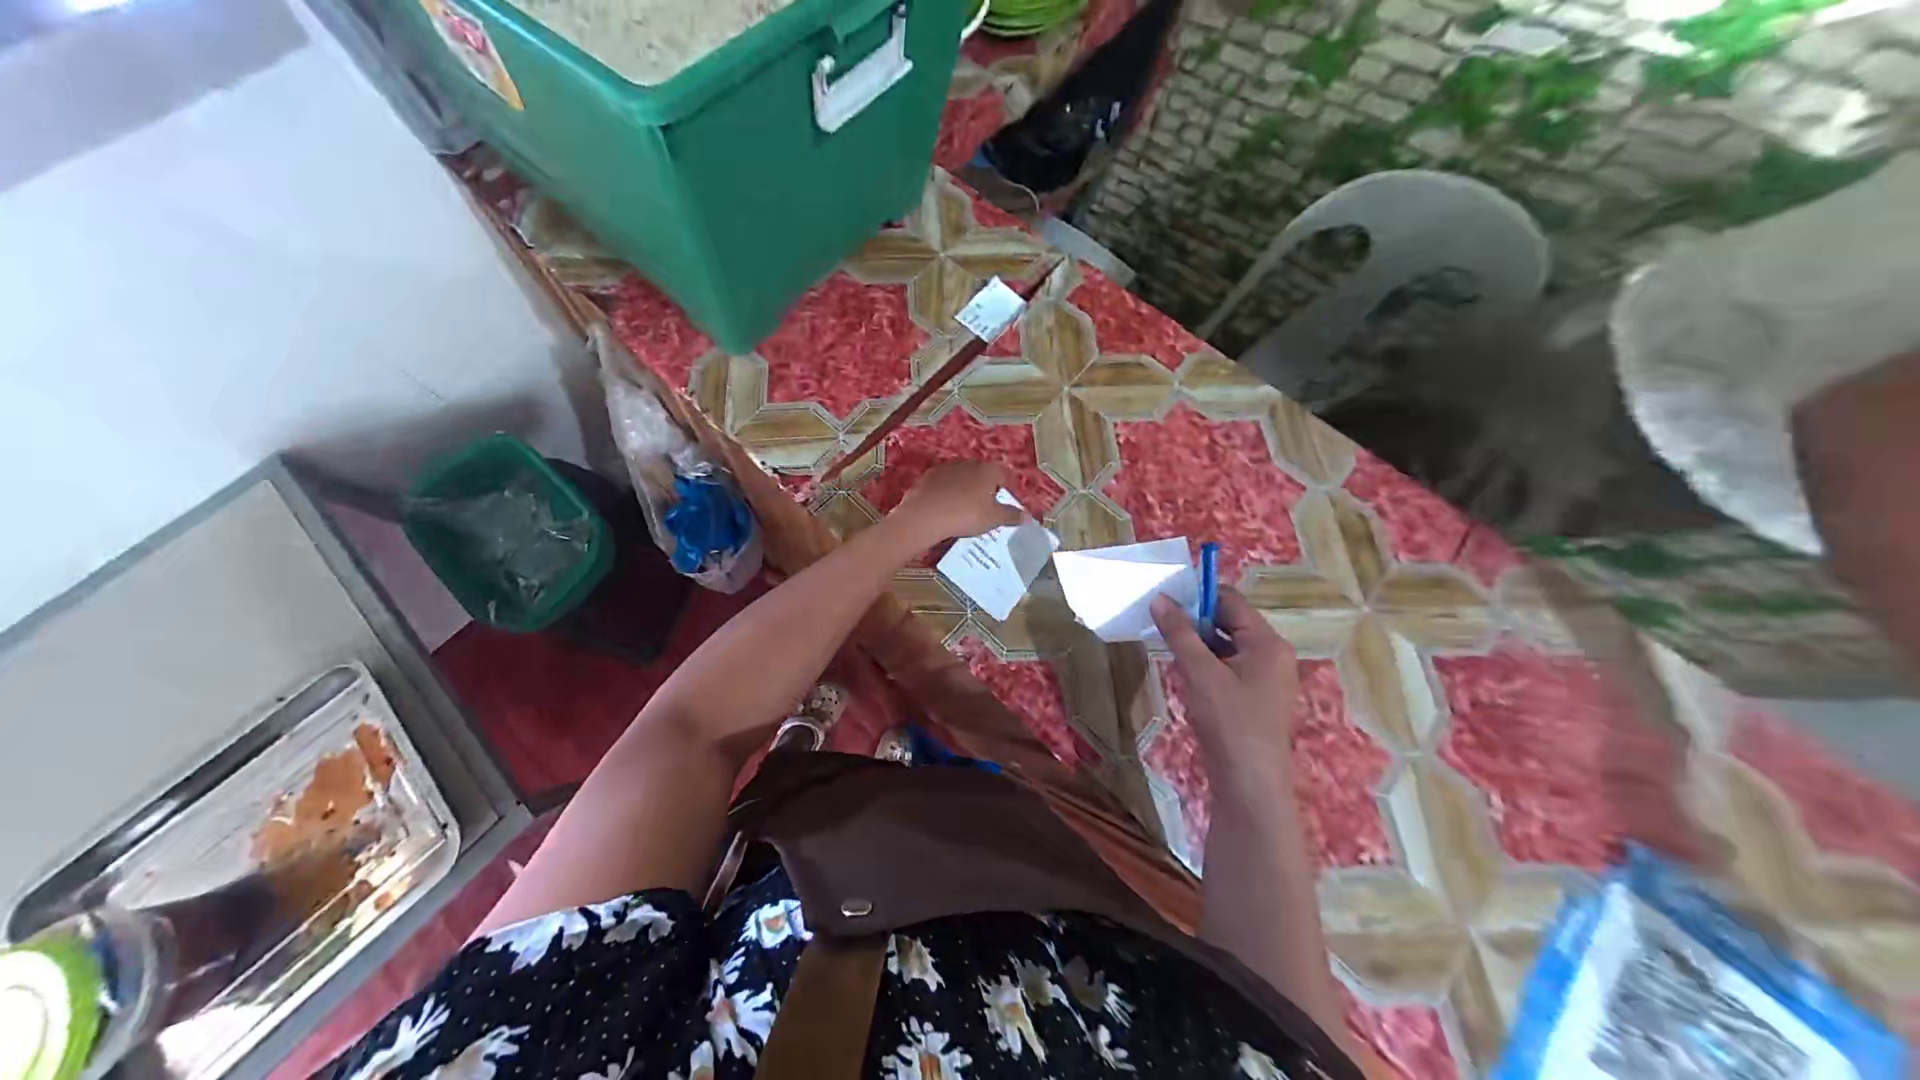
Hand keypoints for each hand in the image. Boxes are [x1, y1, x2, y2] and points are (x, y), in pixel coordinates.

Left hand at [895, 461, 1024, 542]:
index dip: (1011, 487)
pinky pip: (946, 482)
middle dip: (989, 486)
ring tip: (969, 504)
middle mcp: (969, 463)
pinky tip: (948, 504)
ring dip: (968, 487)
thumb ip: (1011, 515)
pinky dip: (950, 491)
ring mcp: (947, 467)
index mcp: (989, 470)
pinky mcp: (929, 476)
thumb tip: (1027, 516)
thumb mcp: (993, 519)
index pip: (1006, 475)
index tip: (1012, 499)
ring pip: (964, 475)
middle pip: (984, 472)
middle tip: (991, 503)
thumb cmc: (966, 515)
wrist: (925, 515)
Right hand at [1150, 587, 1297, 764]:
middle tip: (1159, 620)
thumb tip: (1160, 599)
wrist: (1249, 785)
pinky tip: (1181, 672)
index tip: (1164, 596)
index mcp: (1268, 643)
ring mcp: (1265, 680)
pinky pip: (1227, 669)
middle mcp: (1273, 656)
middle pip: (1230, 624)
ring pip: (1226, 648)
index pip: (1232, 602)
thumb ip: (1180, 633)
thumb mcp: (1200, 673)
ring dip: (1197, 644)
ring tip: (1164, 643)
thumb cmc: (1230, 722)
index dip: (1198, 596)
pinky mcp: (1253, 700)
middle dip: (1195, 621)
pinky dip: (1204, 665)